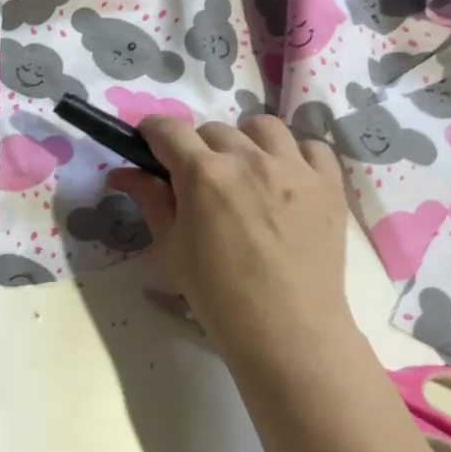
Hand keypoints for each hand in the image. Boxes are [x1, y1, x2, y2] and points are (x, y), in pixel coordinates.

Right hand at [107, 115, 353, 367]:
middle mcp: (249, 159)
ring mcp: (295, 169)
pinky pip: (310, 147)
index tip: (147, 144)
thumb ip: (149, 198)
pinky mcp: (329, 184)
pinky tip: (281, 179)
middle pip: (213, 128)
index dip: (151, 132)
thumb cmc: (215, 290)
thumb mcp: (170, 244)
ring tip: (241, 170)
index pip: (168, 129)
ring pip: (263, 127)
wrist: (284, 325)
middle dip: (196, 145)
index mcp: (203, 175)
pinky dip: (291, 153)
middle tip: (193, 177)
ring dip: (243, 140)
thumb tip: (121, 172)